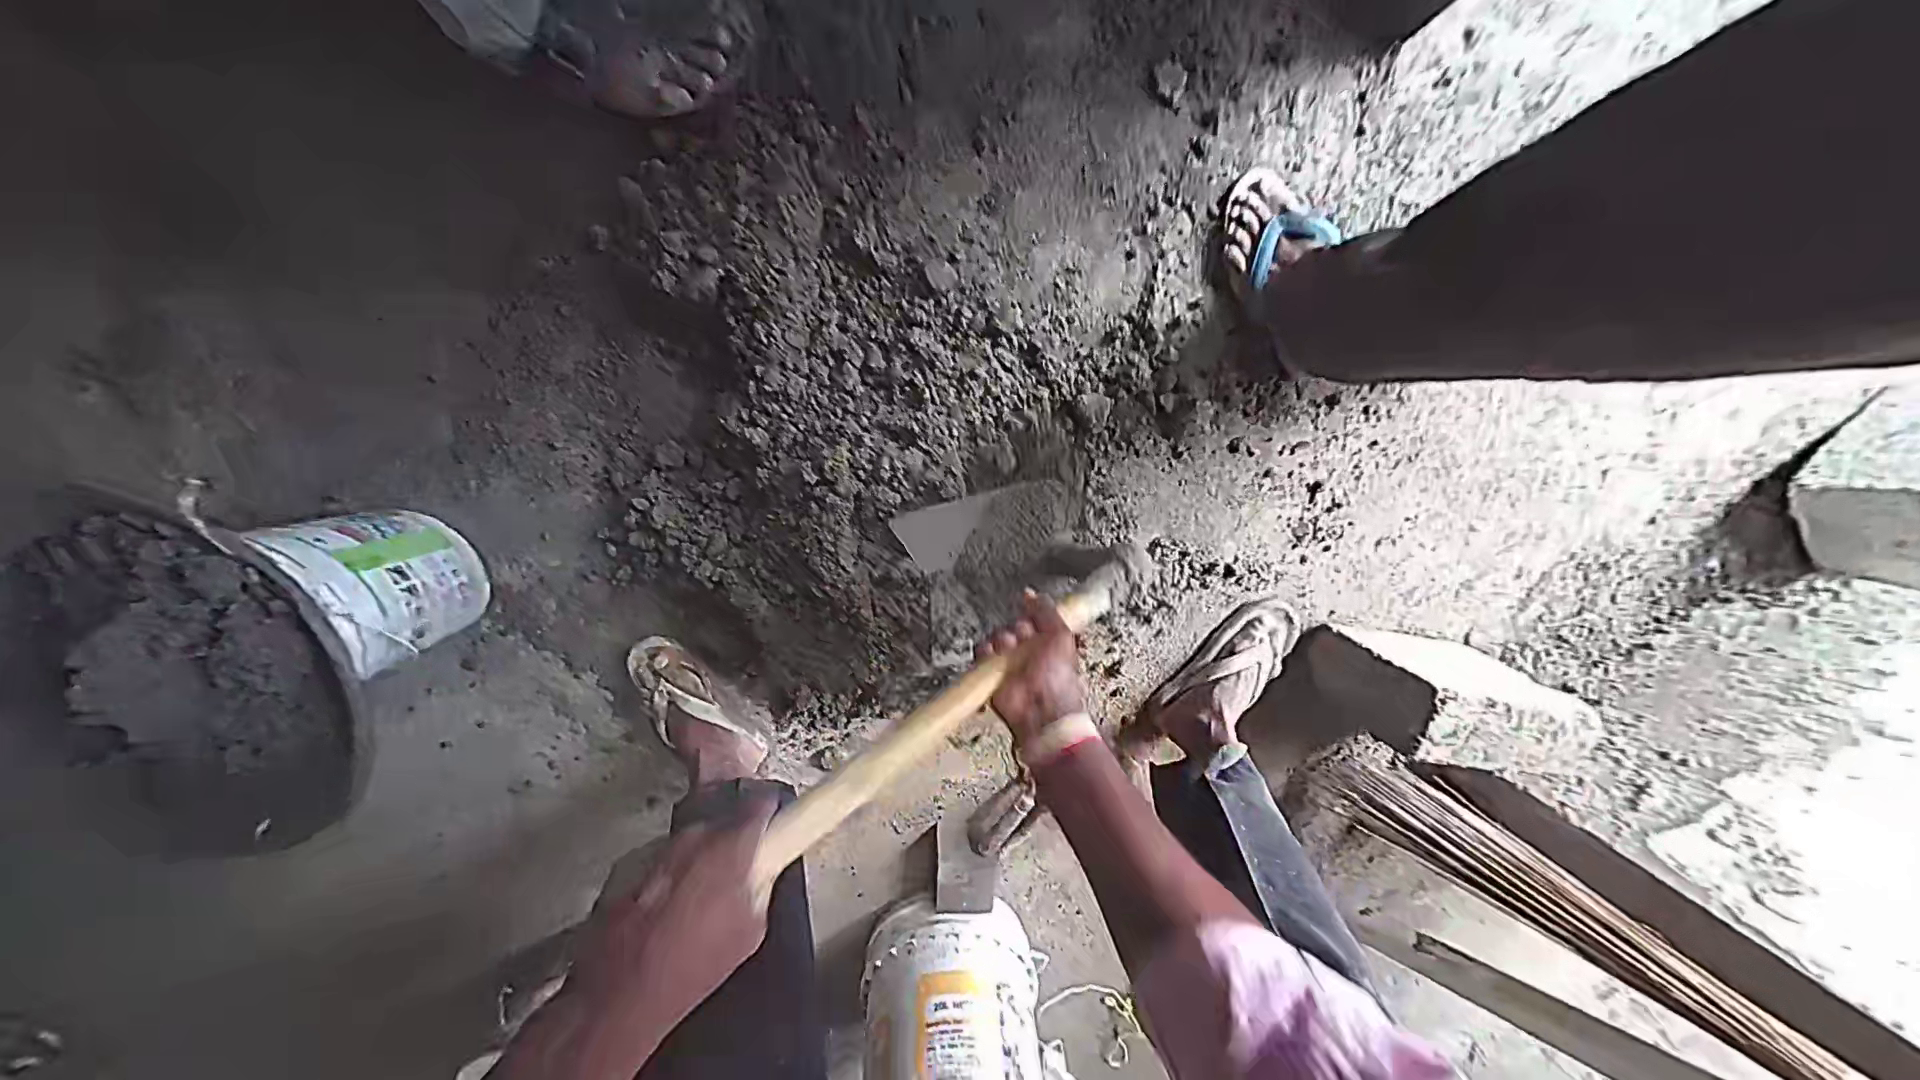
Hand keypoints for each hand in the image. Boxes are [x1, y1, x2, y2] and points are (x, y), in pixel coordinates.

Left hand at [570, 795, 777, 1023]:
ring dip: (696, 861)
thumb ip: (762, 887)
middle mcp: (696, 836)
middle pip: (723, 823)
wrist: (618, 995)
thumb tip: (762, 875)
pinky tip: (662, 912)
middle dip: (730, 845)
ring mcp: (659, 847)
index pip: (761, 802)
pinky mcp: (628, 864)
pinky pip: (659, 861)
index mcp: (732, 846)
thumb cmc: (689, 968)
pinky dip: (665, 878)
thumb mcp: (751, 931)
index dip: (769, 811)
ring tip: (693, 904)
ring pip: (690, 842)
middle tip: (733, 878)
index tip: (772, 822)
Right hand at [976, 590, 1088, 743]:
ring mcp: (1009, 664)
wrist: (1042, 709)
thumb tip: (1030, 594)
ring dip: (1001, 640)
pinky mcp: (992, 676)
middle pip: (1012, 627)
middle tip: (1023, 637)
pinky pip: (981, 655)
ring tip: (1009, 649)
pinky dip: (984, 653)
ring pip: (996, 639)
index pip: (1032, 619)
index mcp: (1047, 643)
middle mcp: (1028, 652)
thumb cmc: (1058, 677)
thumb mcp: (1060, 635)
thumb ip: (1046, 612)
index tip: (1032, 620)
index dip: (1031, 617)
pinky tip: (993, 655)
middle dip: (1016, 629)